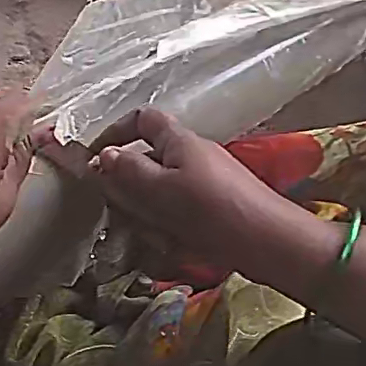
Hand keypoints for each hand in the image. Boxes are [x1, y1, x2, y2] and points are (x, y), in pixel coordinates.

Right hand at [41, 108, 333, 284]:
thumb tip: (101, 155)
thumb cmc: (212, 208)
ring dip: (146, 211)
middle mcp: (191, 155)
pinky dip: (166, 225)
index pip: (142, 118)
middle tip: (114, 208)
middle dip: (128, 185)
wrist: (270, 243)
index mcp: (179, 140)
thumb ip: (128, 171)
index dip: (116, 132)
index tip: (95, 158)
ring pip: (160, 190)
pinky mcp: (214, 207)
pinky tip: (166, 246)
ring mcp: (204, 182)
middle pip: (147, 159)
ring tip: (142, 233)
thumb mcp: (161, 189)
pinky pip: (178, 209)